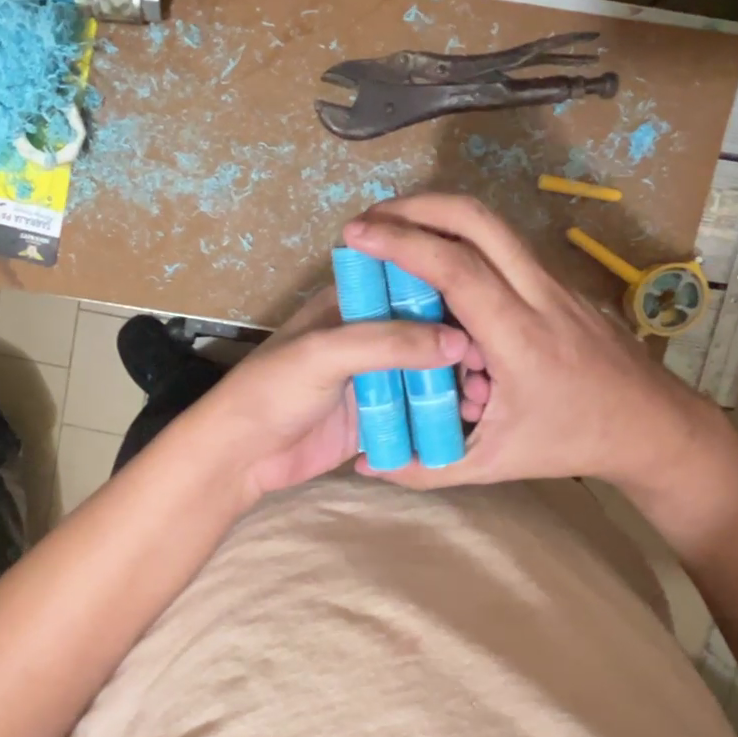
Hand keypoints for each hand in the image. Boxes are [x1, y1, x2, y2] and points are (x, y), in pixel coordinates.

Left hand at [176, 286, 468, 499]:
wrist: (242, 455)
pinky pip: (413, 408)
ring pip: (423, 370)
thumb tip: (459, 341)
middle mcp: (364, 334)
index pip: (405, 282)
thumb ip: (389, 342)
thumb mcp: (327, 353)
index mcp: (347, 303)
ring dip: (452, 380)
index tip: (489, 308)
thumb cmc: (274, 389)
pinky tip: (469, 420)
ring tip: (488, 394)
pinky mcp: (373, 415)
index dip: (446, 291)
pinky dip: (438, 412)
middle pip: (422, 329)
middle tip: (495, 363)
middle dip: (457, 342)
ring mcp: (370, 376)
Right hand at [342, 194, 726, 492]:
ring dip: (440, 215)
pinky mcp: (559, 283)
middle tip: (371, 217)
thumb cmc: (570, 442)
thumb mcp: (493, 466)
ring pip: (495, 226)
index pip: (456, 269)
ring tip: (395, 230)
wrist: (653, 425)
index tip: (357, 235)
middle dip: (417, 205)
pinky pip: (506, 248)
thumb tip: (363, 465)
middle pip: (478, 220)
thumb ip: (425, 469)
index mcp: (519, 338)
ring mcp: (555, 283)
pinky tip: (438, 264)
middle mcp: (539, 295)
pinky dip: (464, 239)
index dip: (402, 243)